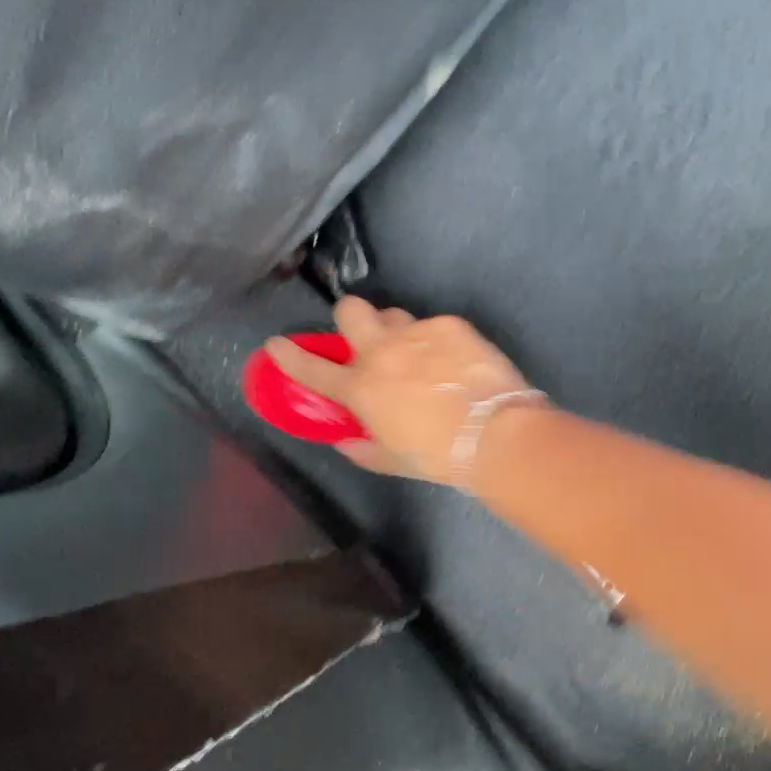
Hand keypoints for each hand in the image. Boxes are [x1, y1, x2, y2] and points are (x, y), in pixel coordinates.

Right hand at [264, 297, 541, 483]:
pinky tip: (455, 364)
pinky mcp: (450, 325)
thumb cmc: (437, 456)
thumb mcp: (392, 460)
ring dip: (396, 332)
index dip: (289, 356)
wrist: (492, 433)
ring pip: (394, 316)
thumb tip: (346, 441)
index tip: (277, 345)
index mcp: (360, 388)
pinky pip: (434, 327)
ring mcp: (416, 333)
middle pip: (350, 310)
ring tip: (418, 356)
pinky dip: (437, 343)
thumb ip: (362, 448)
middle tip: (365, 339)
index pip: (312, 368)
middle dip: (350, 319)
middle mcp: (381, 352)